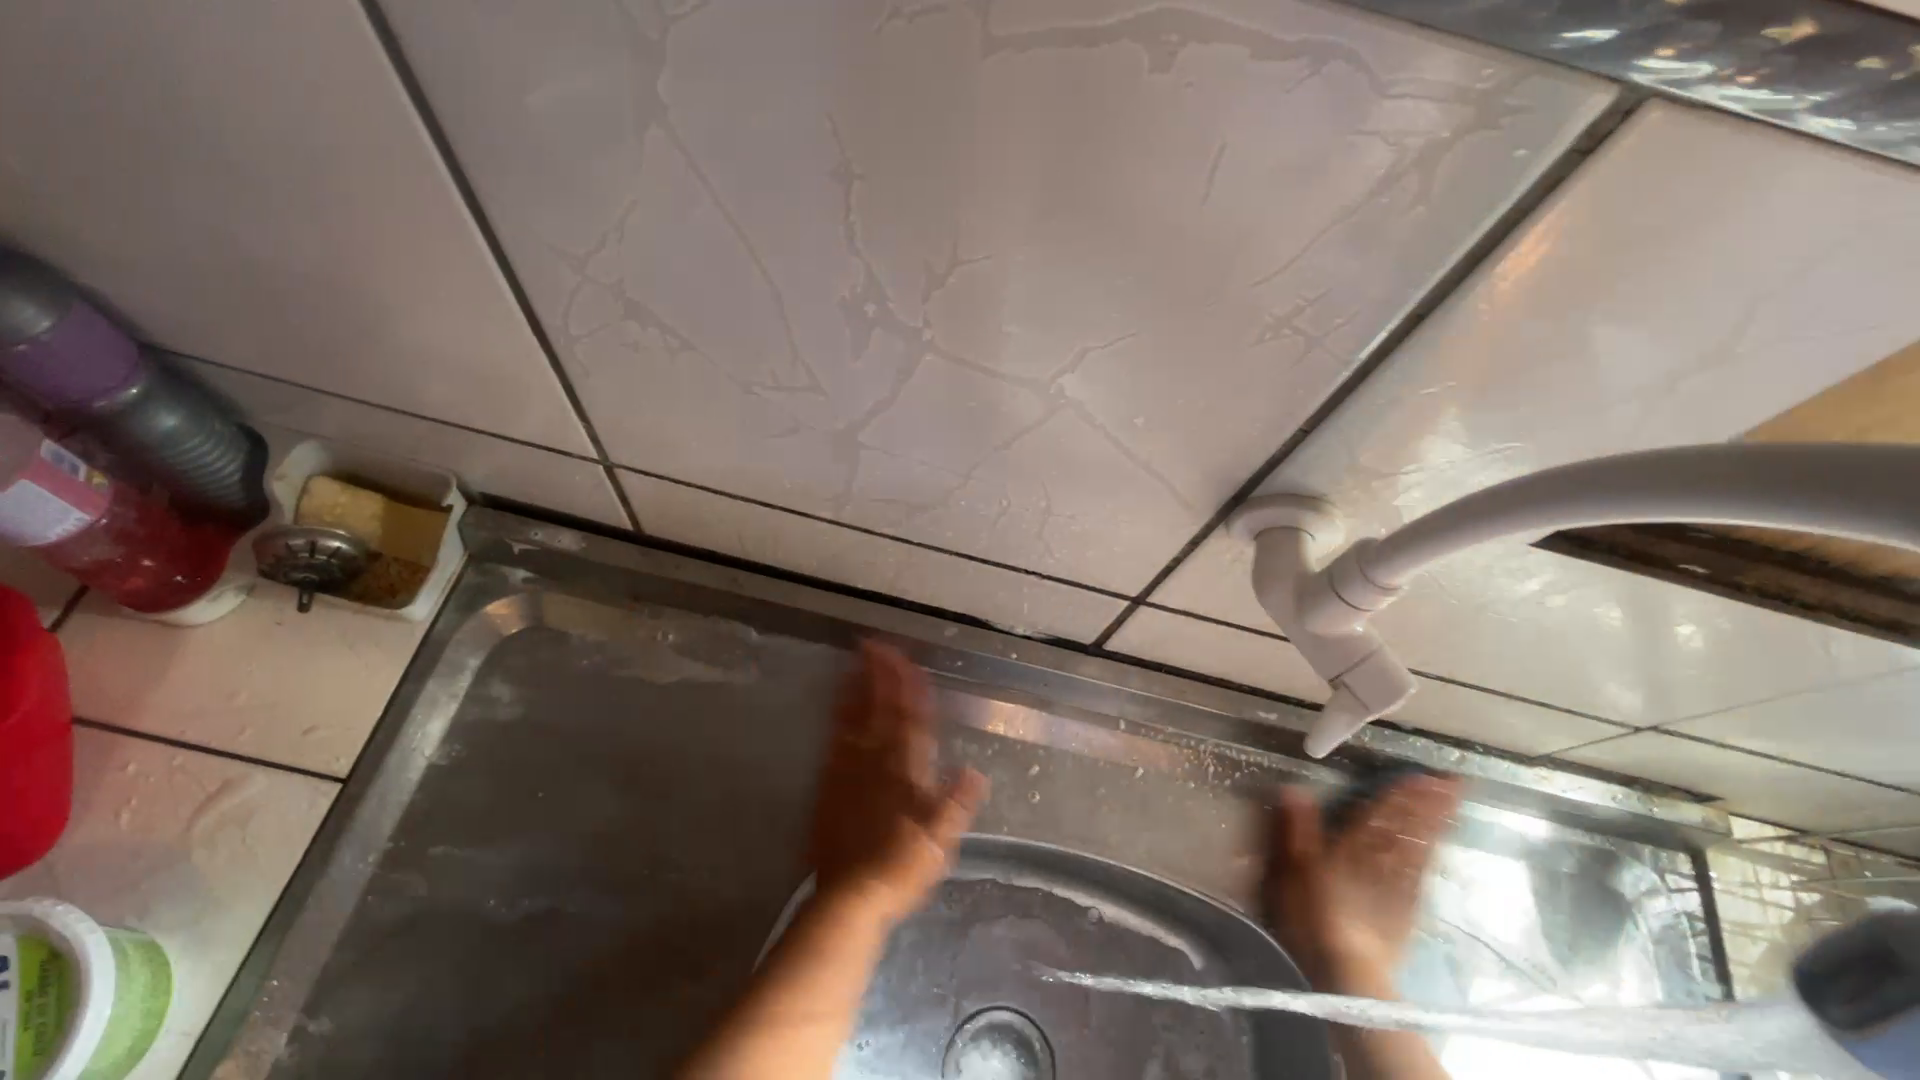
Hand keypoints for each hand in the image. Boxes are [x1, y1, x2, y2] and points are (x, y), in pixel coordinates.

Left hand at [809, 641, 988, 924]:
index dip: (907, 688)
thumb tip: (974, 771)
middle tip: (874, 644)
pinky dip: (837, 716)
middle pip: (879, 711)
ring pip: (853, 720)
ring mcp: (848, 773)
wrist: (849, 898)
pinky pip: (834, 740)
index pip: (910, 721)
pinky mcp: (827, 786)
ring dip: (855, 688)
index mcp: (906, 774)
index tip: (904, 659)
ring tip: (855, 661)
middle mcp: (876, 765)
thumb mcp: (939, 843)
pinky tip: (838, 706)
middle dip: (879, 676)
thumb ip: (955, 805)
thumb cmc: (900, 870)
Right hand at [1264, 774, 1461, 994]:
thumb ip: (1295, 829)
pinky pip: (1422, 873)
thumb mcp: (1291, 870)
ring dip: (1436, 822)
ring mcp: (1398, 885)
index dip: (1397, 794)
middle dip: (1426, 803)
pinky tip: (1439, 845)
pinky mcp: (1408, 909)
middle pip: (1405, 827)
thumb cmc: (1311, 916)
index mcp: (1349, 848)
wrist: (1347, 968)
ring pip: (1419, 846)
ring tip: (1453, 802)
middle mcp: (1379, 860)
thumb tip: (1293, 789)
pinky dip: (1432, 854)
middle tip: (1450, 780)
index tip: (1418, 774)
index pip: (1377, 814)